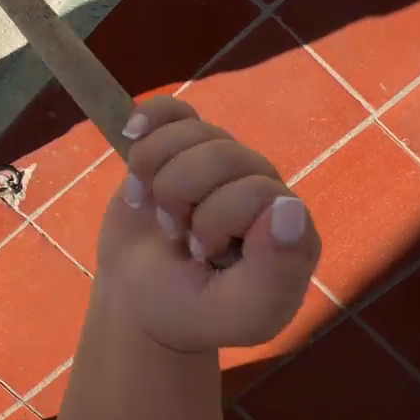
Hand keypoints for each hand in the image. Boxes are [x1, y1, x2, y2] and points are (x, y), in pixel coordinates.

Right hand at [94, 96, 320, 352]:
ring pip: (191, 130)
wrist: (139, 297)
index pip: (259, 190)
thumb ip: (275, 271)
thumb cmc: (191, 311)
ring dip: (154, 168)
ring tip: (151, 205)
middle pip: (221, 153)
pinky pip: (170, 108)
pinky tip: (130, 135)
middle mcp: (260, 187)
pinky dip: (147, 118)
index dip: (216, 218)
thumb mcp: (238, 311)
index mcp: (289, 229)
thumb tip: (289, 205)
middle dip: (180, 194)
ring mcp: (217, 165)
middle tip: (172, 231)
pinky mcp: (177, 148)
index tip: (199, 255)